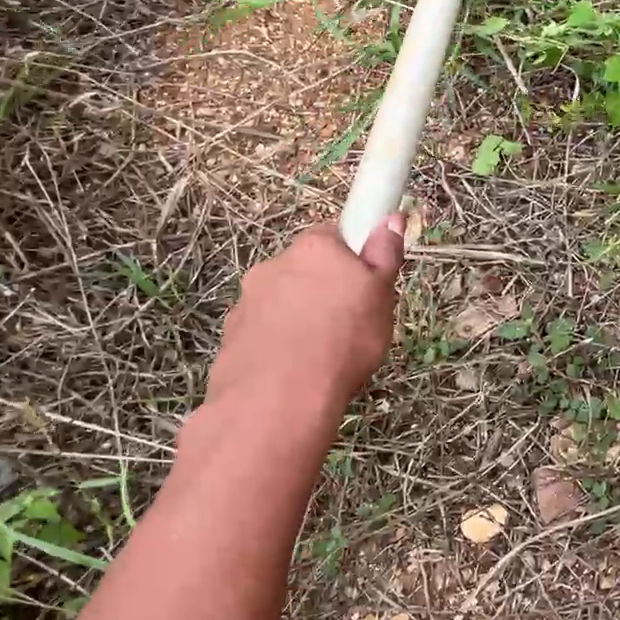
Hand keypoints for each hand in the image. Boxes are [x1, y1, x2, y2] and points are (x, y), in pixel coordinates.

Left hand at [204, 217, 404, 415]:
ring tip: (330, 350)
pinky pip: (267, 332)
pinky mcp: (230, 340)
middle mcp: (272, 267)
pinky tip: (302, 368)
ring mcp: (245, 304)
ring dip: (304, 316)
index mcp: (312, 248)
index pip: (336, 234)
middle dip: (328, 287)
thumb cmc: (344, 338)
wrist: (278, 400)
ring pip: (285, 301)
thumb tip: (390, 219)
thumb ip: (384, 254)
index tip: (370, 281)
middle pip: (308, 268)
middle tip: (357, 317)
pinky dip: (283, 343)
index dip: (356, 256)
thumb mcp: (382, 293)